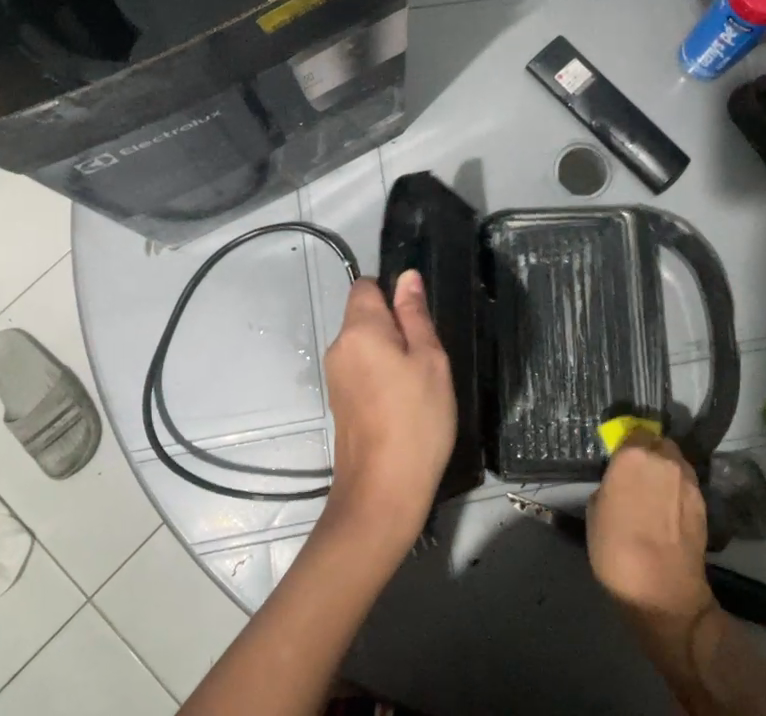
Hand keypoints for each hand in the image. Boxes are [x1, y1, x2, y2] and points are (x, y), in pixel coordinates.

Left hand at [322, 271, 455, 545]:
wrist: (384, 490)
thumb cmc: (416, 419)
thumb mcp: (430, 360)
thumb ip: (416, 315)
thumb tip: (407, 277)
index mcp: (359, 330)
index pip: (365, 285)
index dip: (392, 292)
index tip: (419, 319)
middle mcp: (338, 347)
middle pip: (364, 316)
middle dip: (395, 326)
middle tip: (429, 356)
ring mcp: (335, 376)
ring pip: (365, 345)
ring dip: (391, 353)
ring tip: (421, 382)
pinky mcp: (340, 401)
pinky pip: (362, 369)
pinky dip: (382, 375)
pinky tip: (405, 402)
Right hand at [587, 432, 716, 627]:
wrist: (662, 589)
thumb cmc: (616, 549)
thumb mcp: (594, 512)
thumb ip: (609, 485)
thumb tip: (618, 483)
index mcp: (632, 456)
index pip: (632, 432)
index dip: (626, 445)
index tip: (620, 459)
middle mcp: (664, 459)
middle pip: (658, 443)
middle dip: (649, 452)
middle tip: (638, 474)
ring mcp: (688, 480)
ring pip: (676, 462)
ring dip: (666, 470)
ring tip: (656, 493)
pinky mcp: (703, 501)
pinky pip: (686, 484)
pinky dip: (677, 490)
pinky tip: (669, 511)